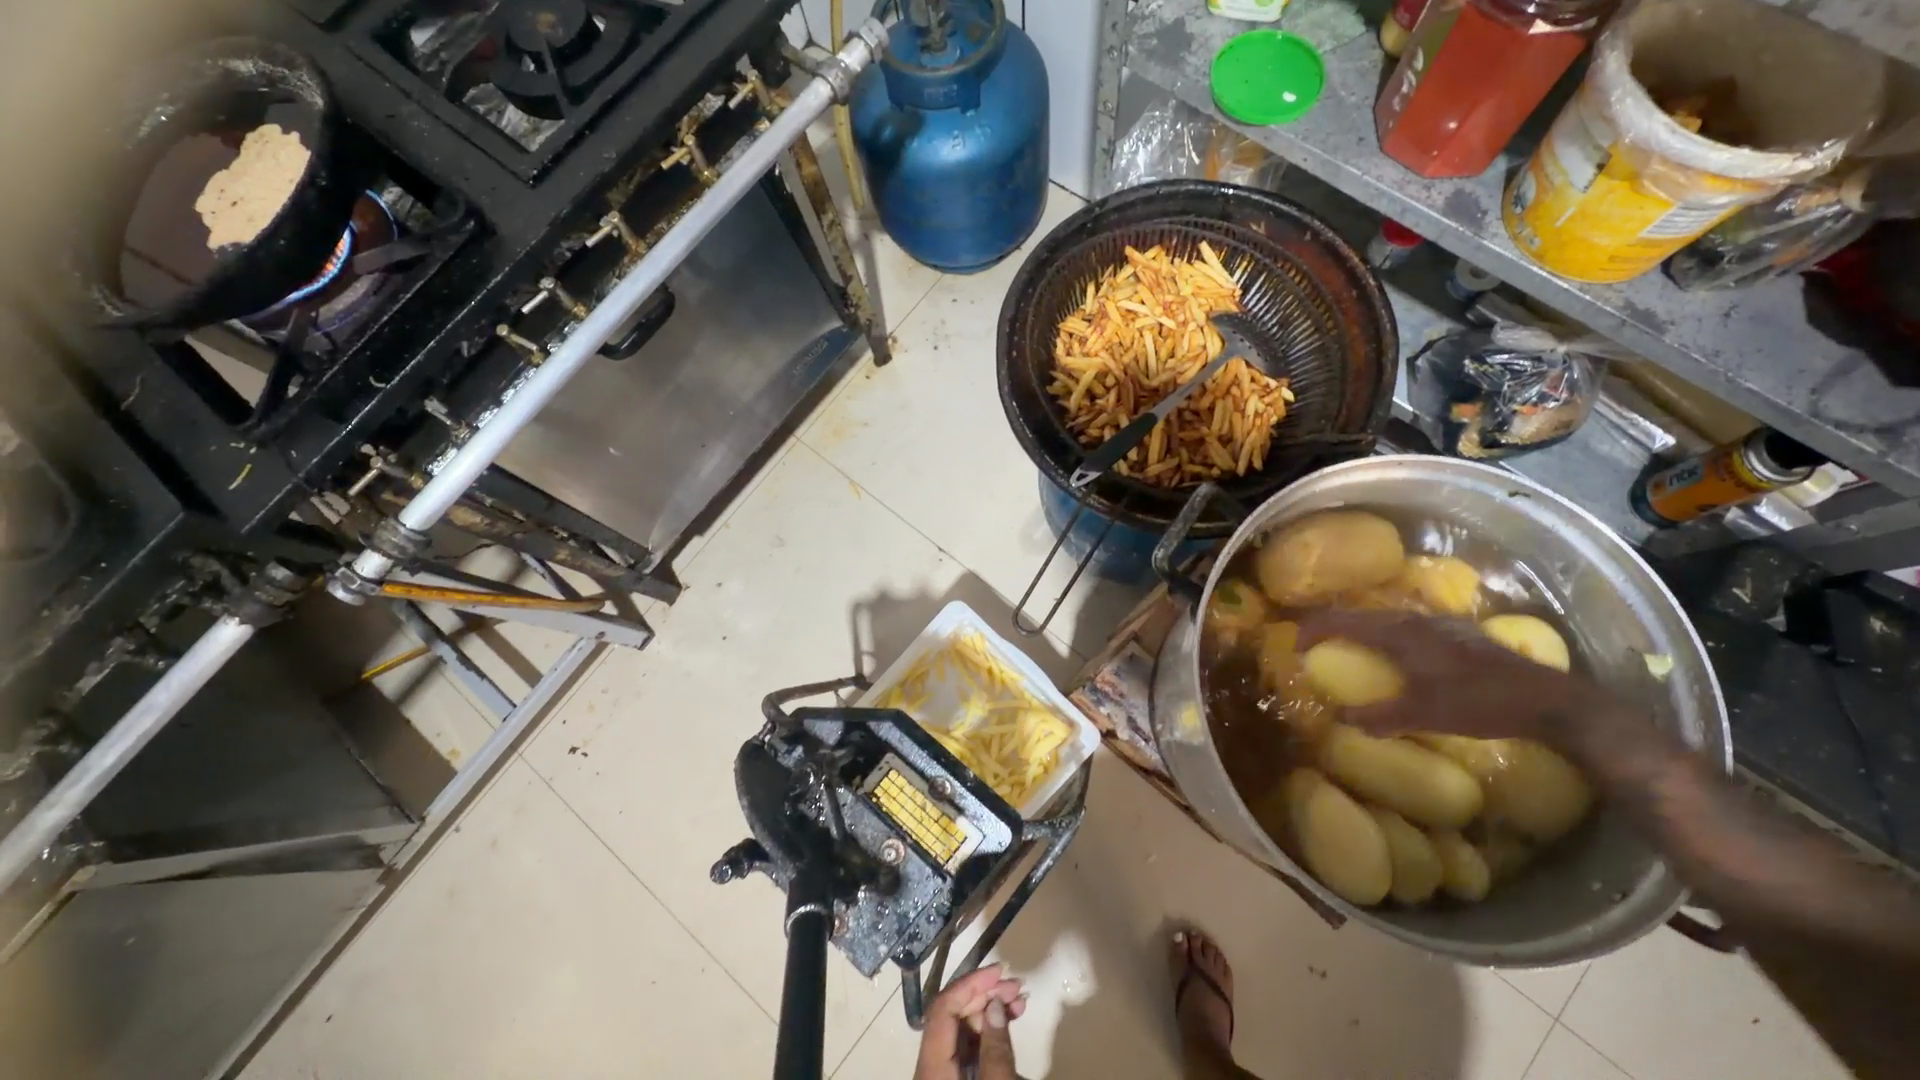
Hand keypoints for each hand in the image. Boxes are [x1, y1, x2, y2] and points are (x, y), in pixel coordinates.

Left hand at [912, 965, 1026, 1079]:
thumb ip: (995, 1050)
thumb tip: (995, 1003)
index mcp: (932, 1064)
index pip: (943, 1008)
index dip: (970, 983)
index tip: (999, 970)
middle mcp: (931, 1063)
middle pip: (953, 1015)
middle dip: (985, 993)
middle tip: (1016, 985)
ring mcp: (942, 1070)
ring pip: (963, 1028)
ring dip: (990, 1009)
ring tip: (1018, 1000)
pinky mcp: (955, 1077)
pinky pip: (969, 1044)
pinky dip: (989, 1030)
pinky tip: (1010, 1020)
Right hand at [1292, 609, 1597, 746]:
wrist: (1544, 699)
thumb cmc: (1477, 704)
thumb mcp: (1421, 715)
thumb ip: (1378, 717)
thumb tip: (1341, 719)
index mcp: (1399, 634)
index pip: (1343, 621)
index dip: (1314, 629)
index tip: (1295, 645)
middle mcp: (1415, 620)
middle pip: (1362, 615)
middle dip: (1333, 626)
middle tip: (1314, 646)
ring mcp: (1439, 624)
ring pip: (1386, 618)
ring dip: (1361, 629)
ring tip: (1348, 648)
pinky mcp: (1457, 633)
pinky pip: (1407, 626)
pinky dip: (1386, 635)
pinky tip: (1395, 655)